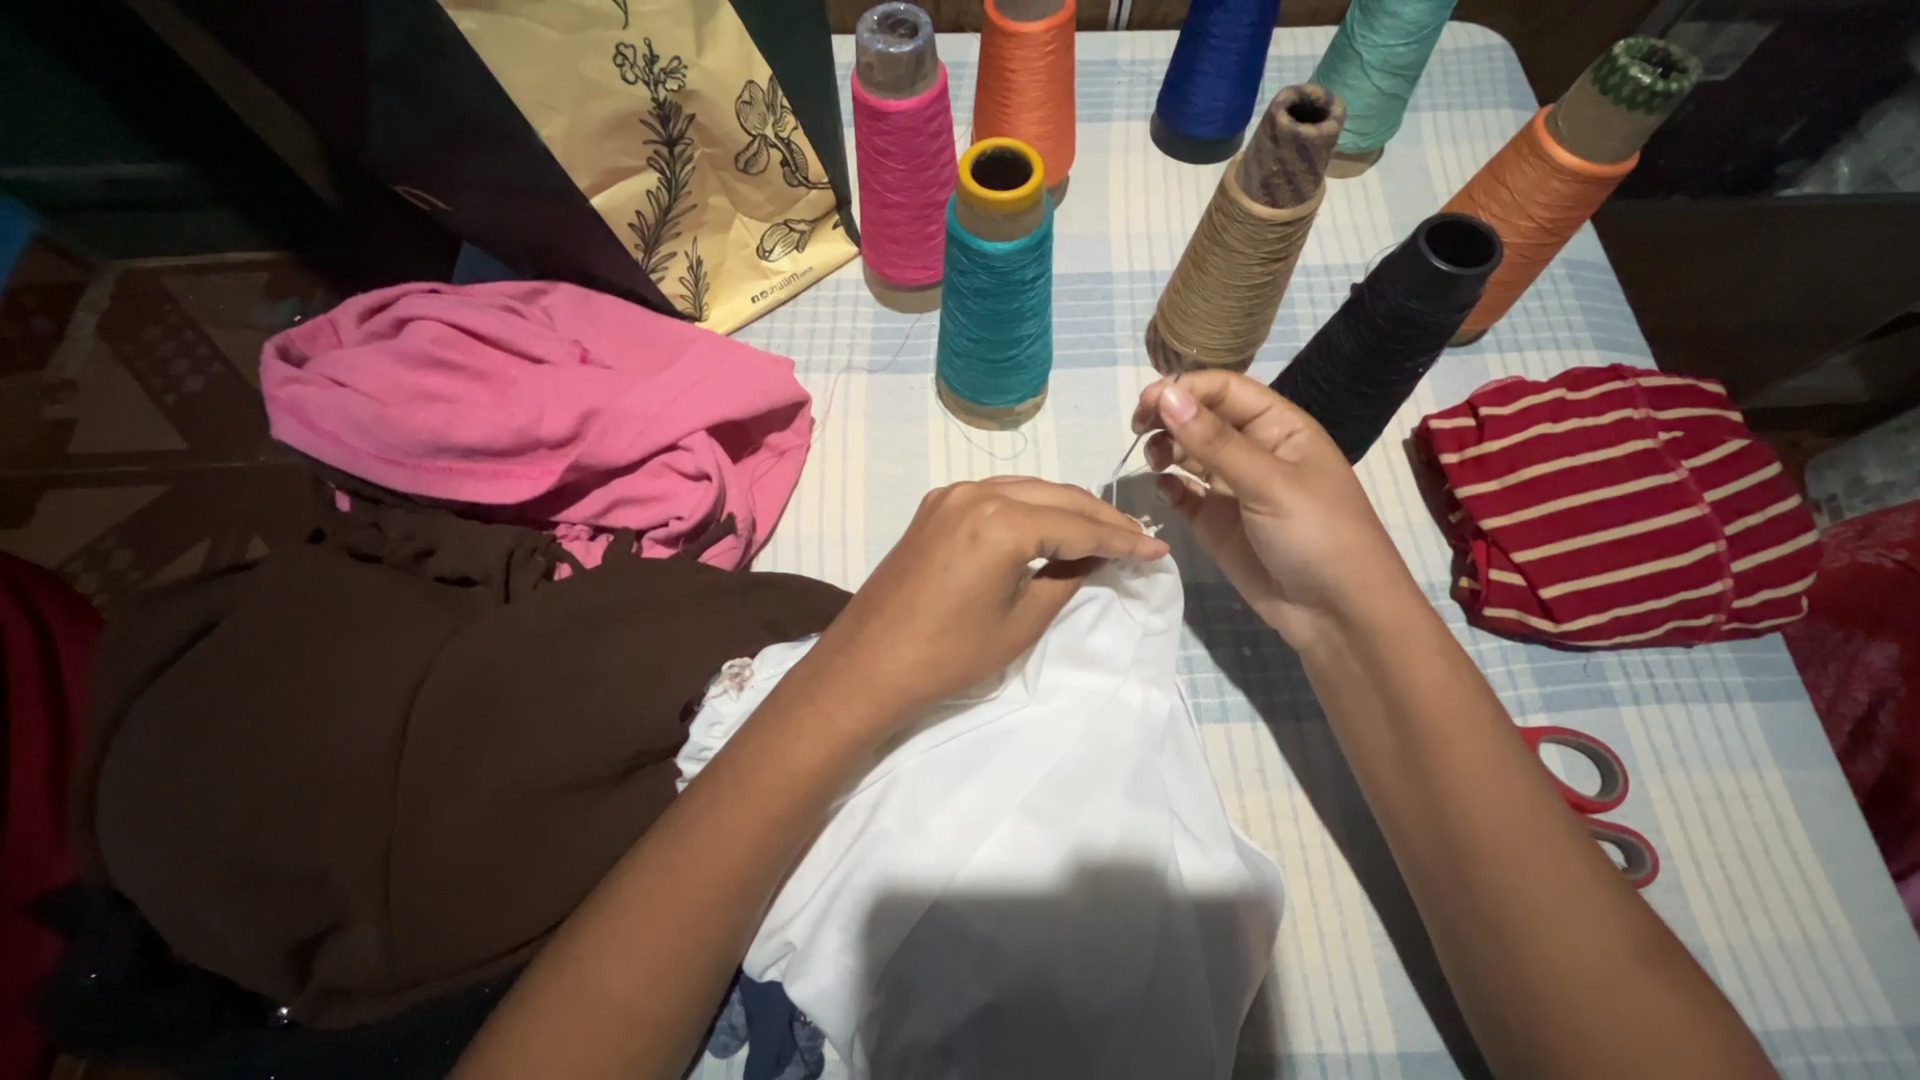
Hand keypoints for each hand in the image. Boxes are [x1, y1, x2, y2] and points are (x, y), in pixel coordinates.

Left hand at [802, 477, 1168, 728]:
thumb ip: (1067, 577)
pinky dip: (1031, 506)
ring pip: (1027, 489)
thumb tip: (1097, 555)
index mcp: (1001, 522)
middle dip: (1100, 517)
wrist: (867, 666)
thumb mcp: (1021, 622)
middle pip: (1056, 496)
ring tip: (1104, 531)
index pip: (1078, 525)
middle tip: (1138, 537)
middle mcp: (975, 494)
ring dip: (1067, 507)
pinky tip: (1051, 524)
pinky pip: (997, 496)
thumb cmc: (948, 655)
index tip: (1158, 549)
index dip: (1122, 539)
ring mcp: (950, 496)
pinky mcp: (935, 508)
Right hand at [1134, 372, 1416, 649]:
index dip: (1185, 390)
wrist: (1337, 613)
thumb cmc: (1317, 533)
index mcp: (1279, 428)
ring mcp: (1233, 489)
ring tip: (1154, 460)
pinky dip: (1169, 487)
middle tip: (1138, 429)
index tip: (1146, 403)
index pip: (1224, 391)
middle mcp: (1254, 451)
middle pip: (1202, 418)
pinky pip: (1185, 494)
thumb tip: (1165, 394)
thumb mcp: (1268, 482)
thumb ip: (1214, 441)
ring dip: (1167, 449)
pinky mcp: (1216, 523)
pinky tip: (1163, 490)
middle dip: (1169, 417)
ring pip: (1189, 454)